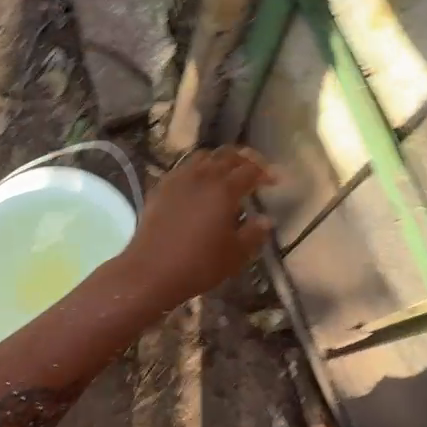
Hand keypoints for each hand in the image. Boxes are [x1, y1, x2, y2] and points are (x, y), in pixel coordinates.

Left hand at [119, 146, 275, 305]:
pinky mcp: (161, 187)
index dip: (265, 172)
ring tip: (227, 172)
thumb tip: (266, 219)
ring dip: (220, 160)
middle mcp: (203, 176)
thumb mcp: (235, 255)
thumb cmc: (198, 265)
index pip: (250, 170)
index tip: (275, 180)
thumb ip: (254, 234)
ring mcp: (179, 179)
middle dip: (245, 159)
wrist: (150, 271)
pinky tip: (199, 183)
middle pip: (227, 156)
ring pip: (203, 156)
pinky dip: (198, 168)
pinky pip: (184, 167)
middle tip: (255, 170)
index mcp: (225, 190)